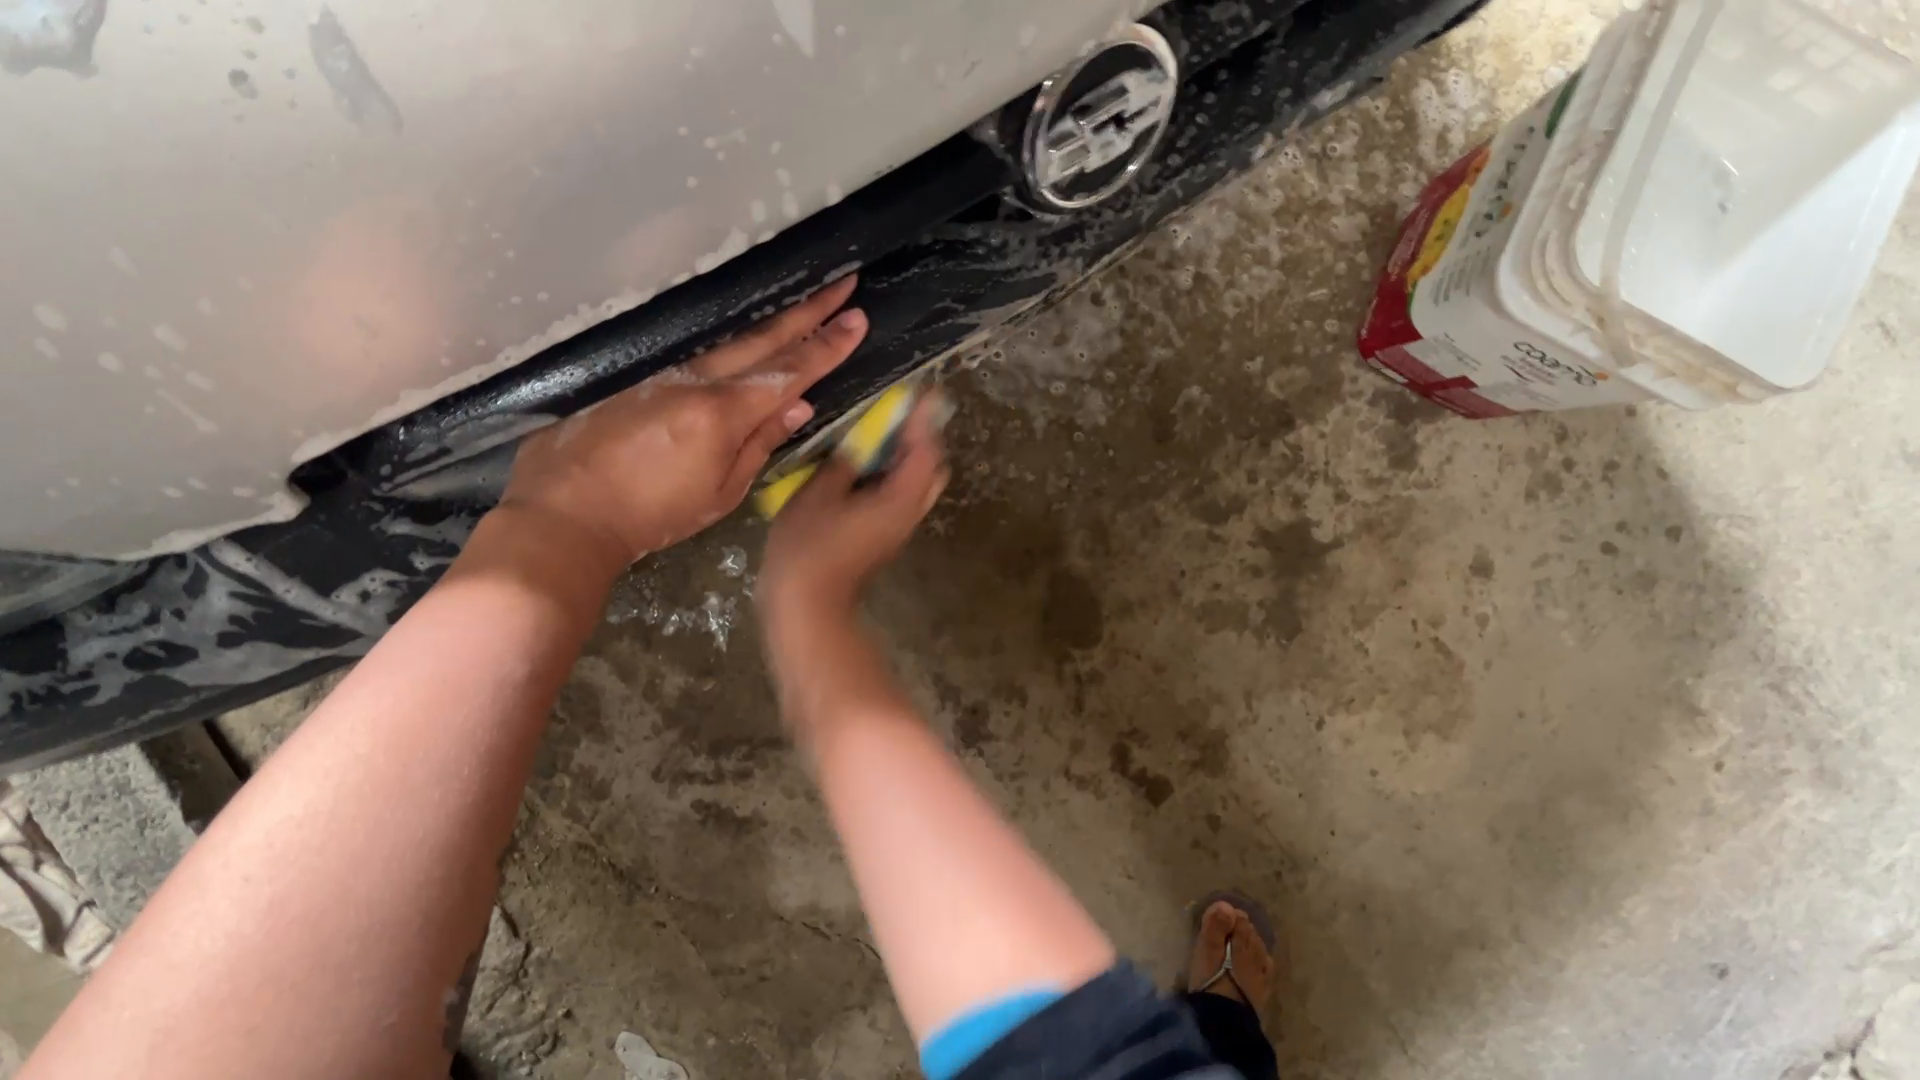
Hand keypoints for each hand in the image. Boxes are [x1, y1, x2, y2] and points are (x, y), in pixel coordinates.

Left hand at [494, 277, 866, 569]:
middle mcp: (695, 380)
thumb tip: (798, 405)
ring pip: (730, 337)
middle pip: (762, 338)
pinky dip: (732, 334)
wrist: (567, 511)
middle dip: (808, 311)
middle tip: (842, 283)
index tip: (857, 318)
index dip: (826, 346)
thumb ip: (760, 444)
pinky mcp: (639, 375)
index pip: (787, 372)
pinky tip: (746, 327)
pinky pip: (699, 348)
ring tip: (804, 299)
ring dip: (773, 317)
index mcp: (721, 414)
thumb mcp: (719, 493)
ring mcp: (663, 371)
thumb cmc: (651, 515)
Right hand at [758, 393, 950, 625]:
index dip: (925, 419)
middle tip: (896, 417)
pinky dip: (892, 476)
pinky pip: (901, 498)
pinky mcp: (885, 538)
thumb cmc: (809, 548)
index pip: (925, 450)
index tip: (924, 393)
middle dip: (920, 439)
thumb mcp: (819, 493)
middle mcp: (909, 513)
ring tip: (877, 437)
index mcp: (900, 499)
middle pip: (932, 469)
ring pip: (917, 485)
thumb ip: (845, 461)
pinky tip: (864, 467)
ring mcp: (899, 529)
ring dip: (905, 459)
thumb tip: (860, 442)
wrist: (807, 605)